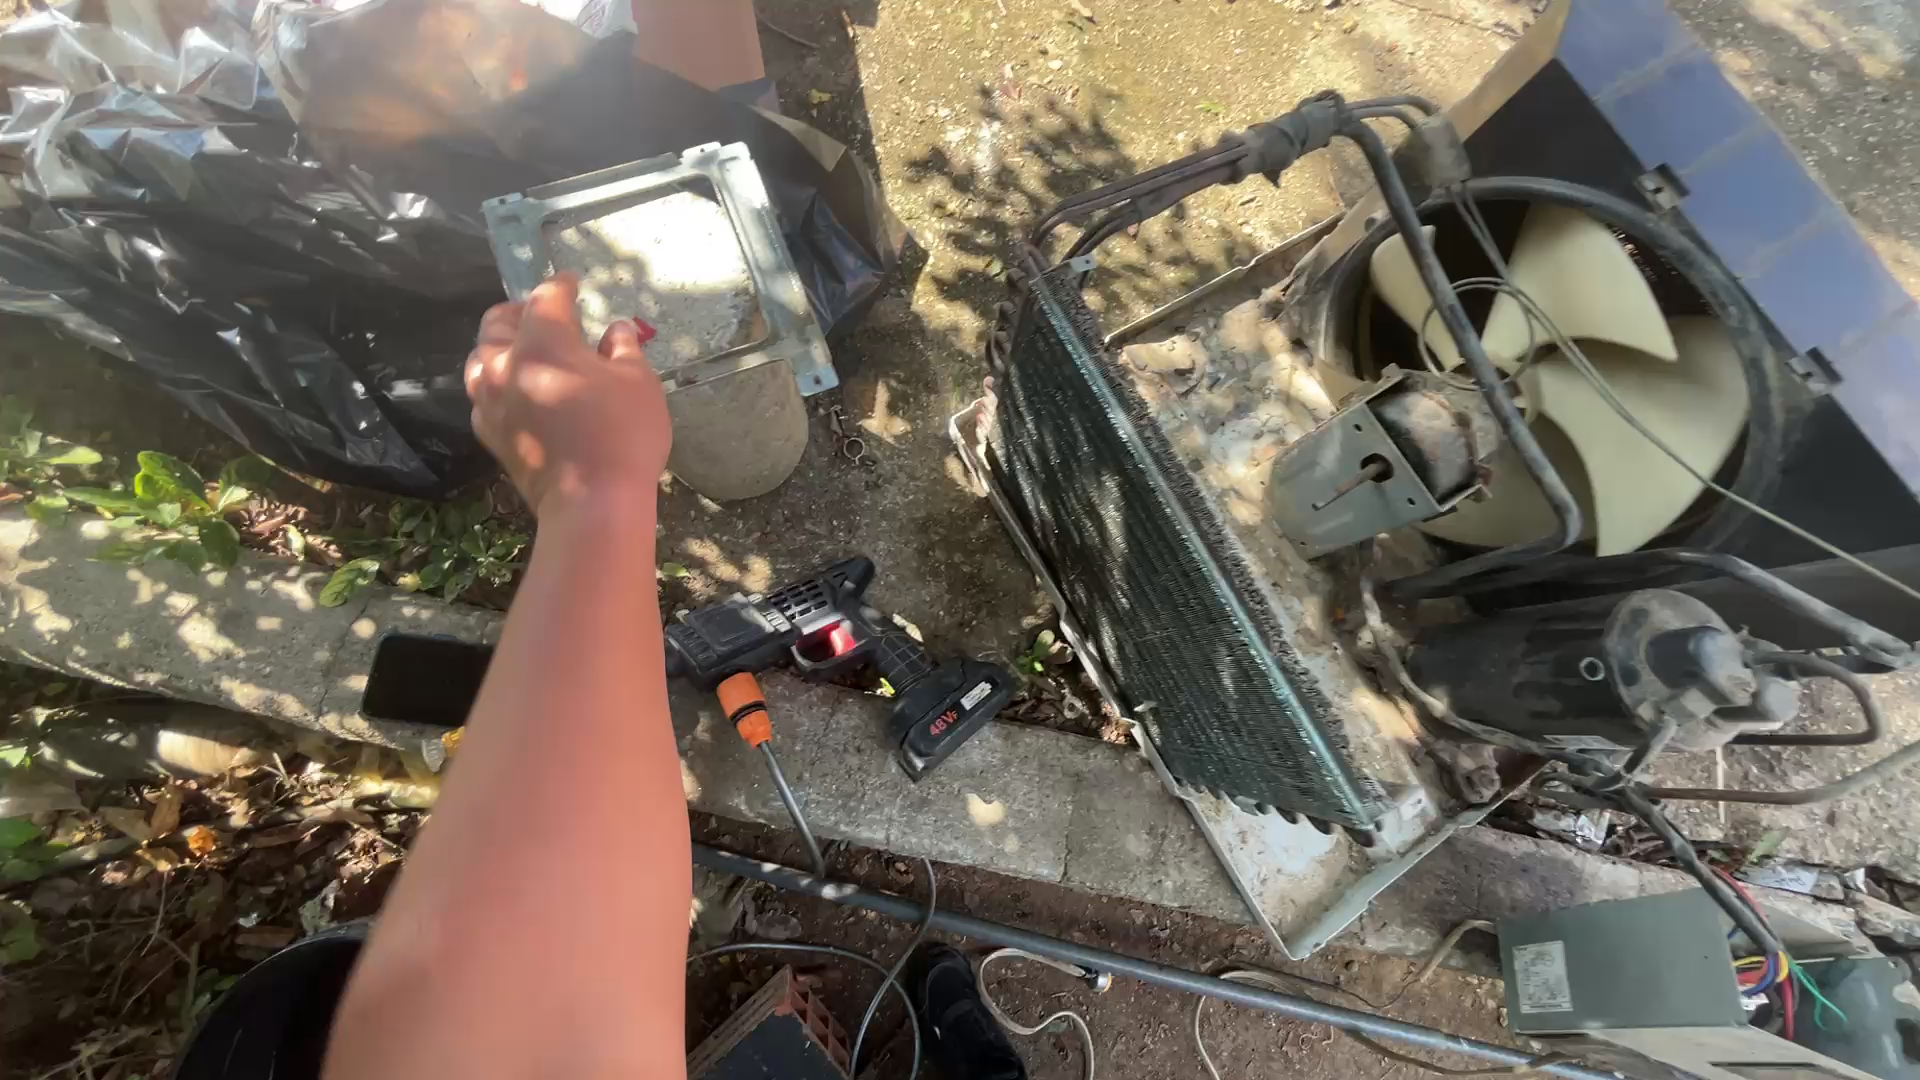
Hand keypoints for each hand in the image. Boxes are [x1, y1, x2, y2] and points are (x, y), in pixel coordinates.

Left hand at [465, 275, 671, 519]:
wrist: (593, 502)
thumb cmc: (623, 434)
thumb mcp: (639, 384)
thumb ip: (624, 349)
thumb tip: (615, 330)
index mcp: (543, 341)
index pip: (547, 299)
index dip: (560, 286)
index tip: (571, 280)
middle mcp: (505, 363)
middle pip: (498, 322)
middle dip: (518, 310)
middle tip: (541, 312)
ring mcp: (491, 401)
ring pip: (482, 359)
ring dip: (500, 346)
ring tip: (520, 350)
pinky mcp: (491, 434)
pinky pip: (485, 396)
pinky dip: (498, 384)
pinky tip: (515, 392)